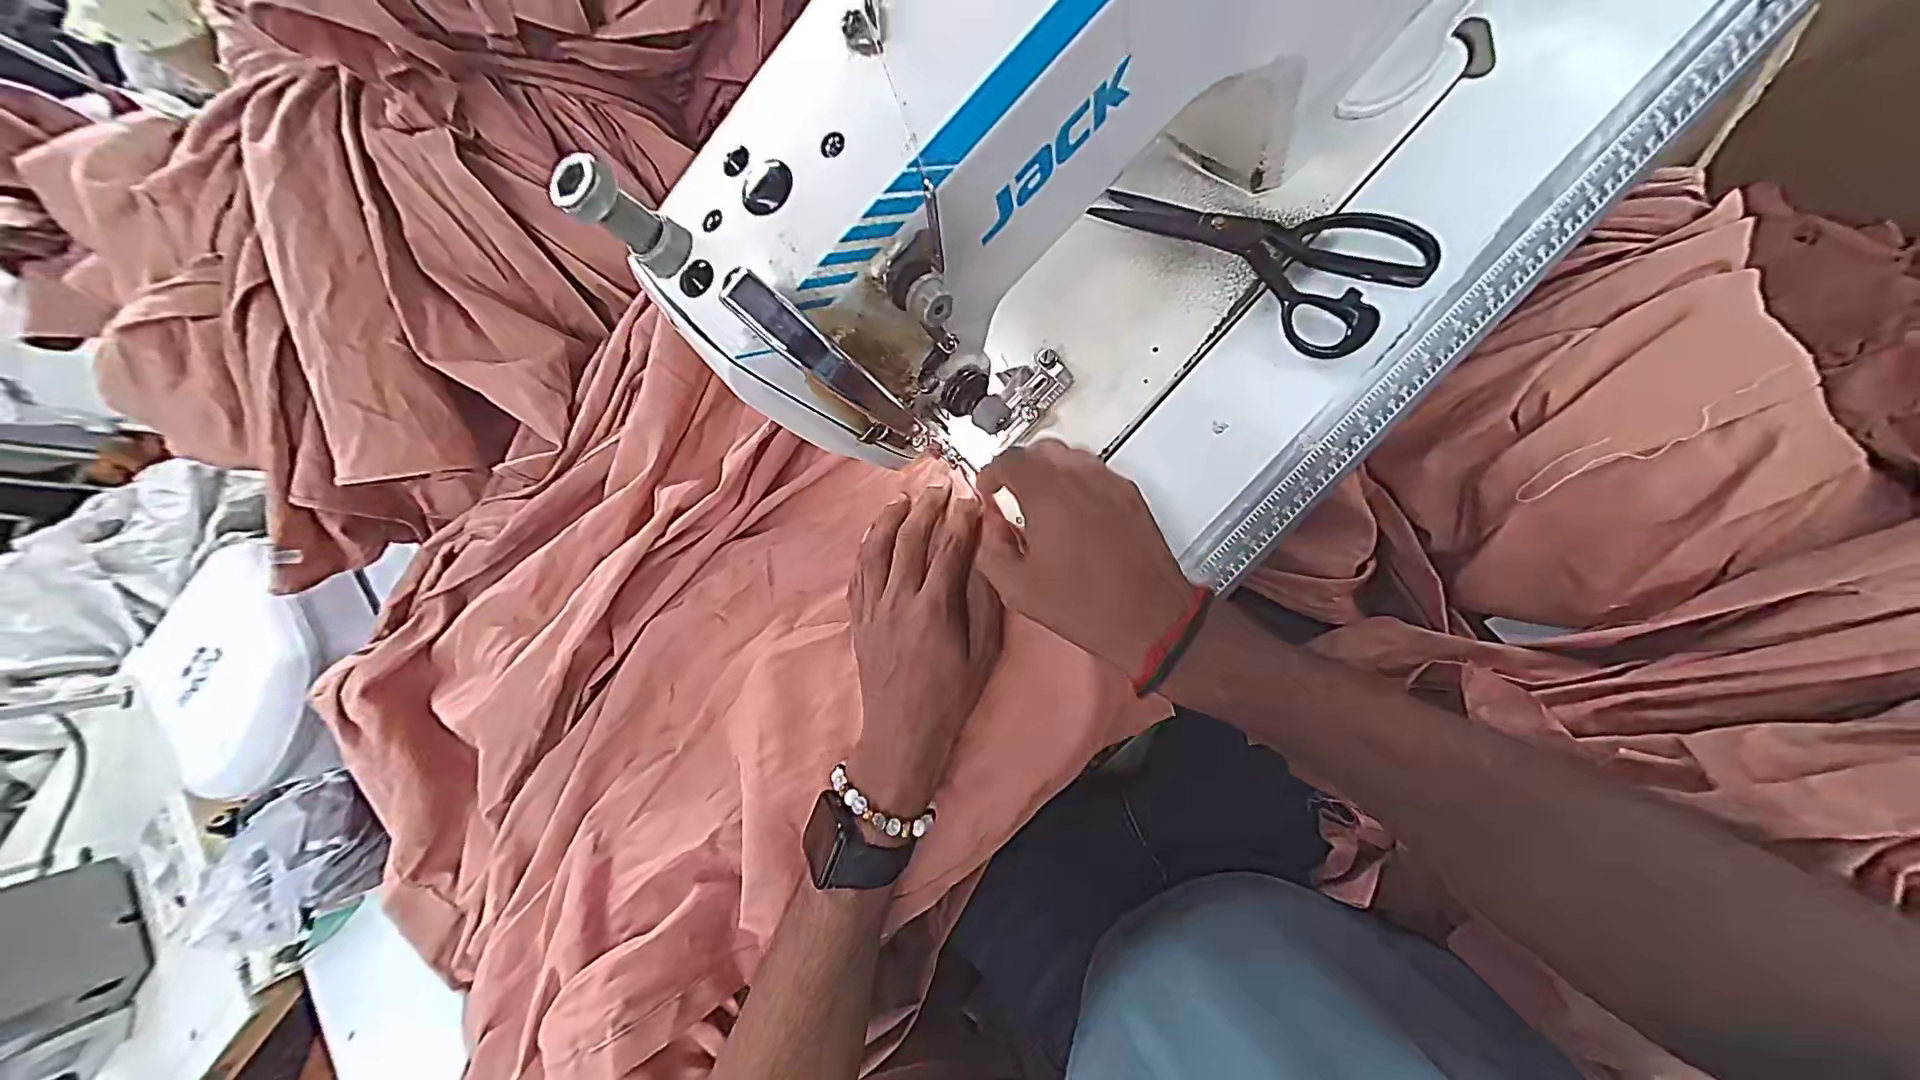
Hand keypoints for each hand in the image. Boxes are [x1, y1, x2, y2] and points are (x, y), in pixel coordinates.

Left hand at [848, 483, 1003, 827]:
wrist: (902, 733)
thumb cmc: (949, 697)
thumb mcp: (983, 654)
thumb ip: (986, 603)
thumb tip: (989, 559)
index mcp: (934, 610)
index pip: (949, 548)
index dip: (962, 518)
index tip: (972, 498)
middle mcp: (898, 601)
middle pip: (910, 539)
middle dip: (926, 506)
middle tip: (939, 486)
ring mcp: (873, 609)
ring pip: (877, 549)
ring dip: (890, 518)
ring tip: (903, 498)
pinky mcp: (859, 618)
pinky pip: (859, 572)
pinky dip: (867, 546)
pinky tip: (875, 534)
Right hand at [977, 441, 1194, 677]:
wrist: (1147, 617)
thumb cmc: (1091, 605)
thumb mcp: (1017, 587)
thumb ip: (992, 547)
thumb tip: (992, 527)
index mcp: (1047, 496)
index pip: (1009, 461)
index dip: (991, 473)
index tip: (988, 486)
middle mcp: (1080, 480)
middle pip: (1040, 450)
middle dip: (1019, 466)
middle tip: (1010, 488)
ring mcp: (1109, 485)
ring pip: (1070, 456)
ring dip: (1049, 471)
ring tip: (1040, 500)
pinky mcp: (1130, 496)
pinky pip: (1096, 473)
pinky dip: (1077, 482)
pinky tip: (1073, 510)